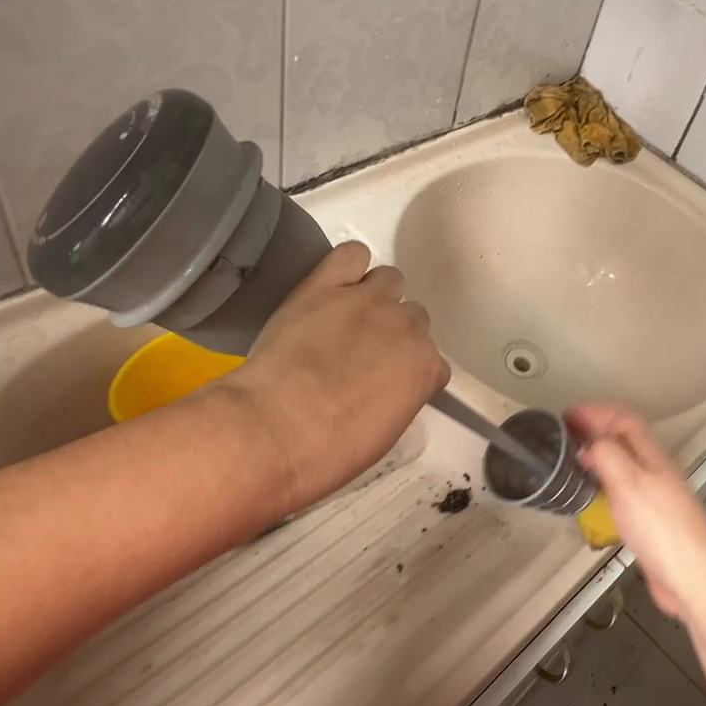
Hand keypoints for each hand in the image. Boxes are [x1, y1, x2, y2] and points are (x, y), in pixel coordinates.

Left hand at [219, 241, 448, 511]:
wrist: (273, 430)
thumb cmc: (328, 452)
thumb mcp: (382, 435)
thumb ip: (398, 399)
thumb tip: (386, 388)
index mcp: (425, 369)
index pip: (432, 360)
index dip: (408, 370)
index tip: (386, 382)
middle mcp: (406, 327)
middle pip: (414, 316)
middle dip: (394, 332)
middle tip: (362, 352)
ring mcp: (368, 300)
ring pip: (391, 279)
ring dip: (376, 296)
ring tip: (348, 317)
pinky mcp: (326, 284)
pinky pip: (352, 253)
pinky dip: (349, 266)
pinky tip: (335, 284)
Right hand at [566, 404, 705, 619]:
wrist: (691, 577)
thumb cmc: (661, 530)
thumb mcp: (628, 484)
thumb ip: (607, 455)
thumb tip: (590, 444)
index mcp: (653, 456)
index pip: (625, 419)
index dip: (597, 412)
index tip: (570, 416)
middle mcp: (656, 470)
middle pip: (626, 438)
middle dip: (596, 430)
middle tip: (568, 435)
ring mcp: (656, 494)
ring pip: (625, 463)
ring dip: (600, 455)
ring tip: (575, 460)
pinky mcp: (652, 518)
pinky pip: (625, 488)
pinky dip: (605, 482)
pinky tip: (595, 495)